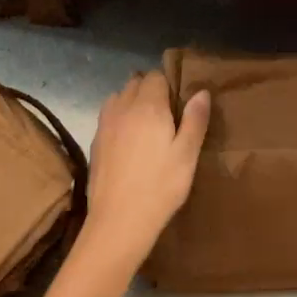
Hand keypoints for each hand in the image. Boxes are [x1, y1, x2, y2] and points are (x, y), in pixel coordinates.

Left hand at [79, 72, 209, 264]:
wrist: (119, 220)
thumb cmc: (161, 186)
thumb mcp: (187, 154)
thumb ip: (194, 120)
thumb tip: (201, 92)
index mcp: (148, 107)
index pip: (156, 77)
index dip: (170, 85)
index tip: (181, 104)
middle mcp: (123, 108)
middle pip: (135, 83)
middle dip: (151, 90)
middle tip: (168, 115)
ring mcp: (105, 125)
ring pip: (118, 98)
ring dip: (132, 102)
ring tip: (147, 126)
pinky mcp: (95, 142)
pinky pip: (108, 117)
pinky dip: (120, 119)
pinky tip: (130, 143)